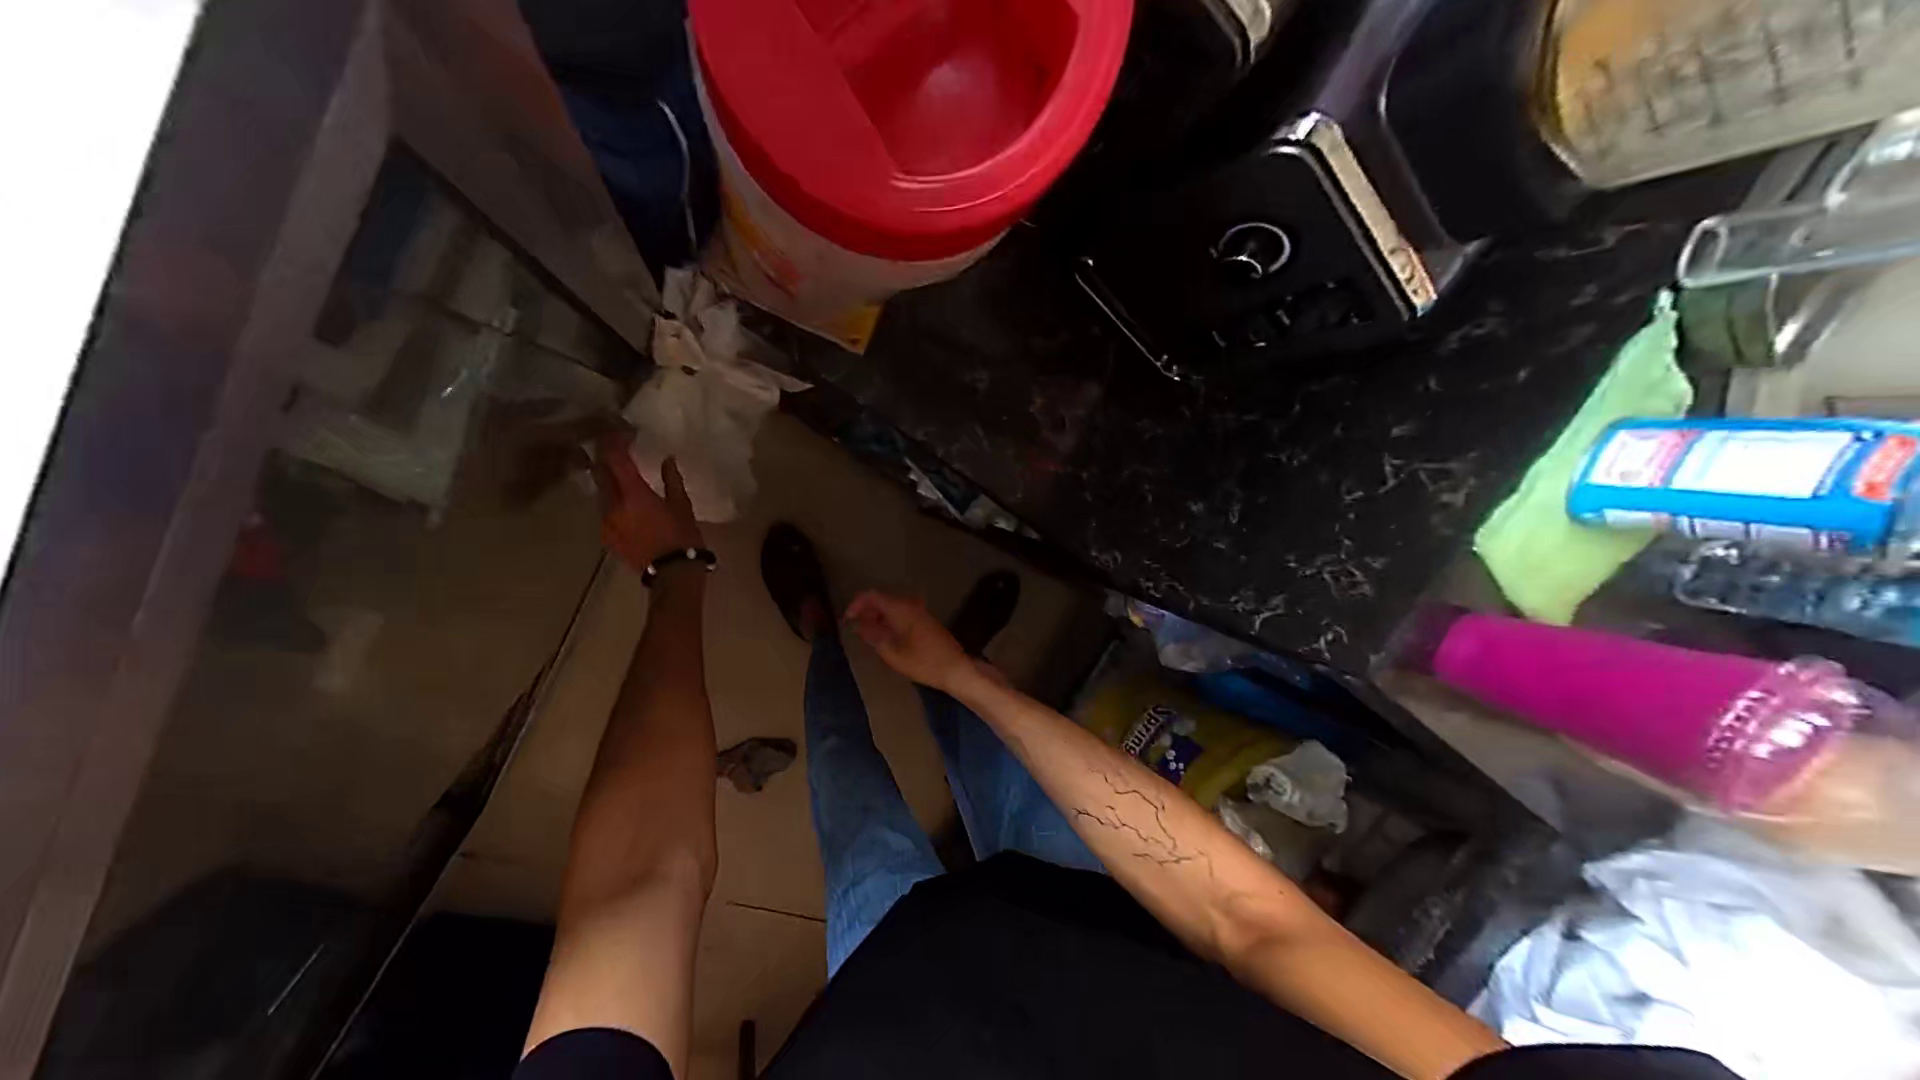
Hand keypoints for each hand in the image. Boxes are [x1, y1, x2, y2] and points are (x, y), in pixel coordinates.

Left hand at [591, 434, 702, 573]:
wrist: (671, 574)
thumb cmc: (682, 537)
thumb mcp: (682, 506)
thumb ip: (671, 480)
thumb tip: (667, 459)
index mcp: (633, 494)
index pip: (616, 459)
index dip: (616, 441)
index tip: (624, 432)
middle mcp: (612, 505)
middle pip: (600, 472)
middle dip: (606, 458)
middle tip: (618, 449)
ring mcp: (606, 521)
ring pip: (600, 491)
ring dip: (607, 480)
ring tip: (621, 475)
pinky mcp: (607, 536)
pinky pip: (604, 510)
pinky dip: (611, 500)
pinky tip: (624, 502)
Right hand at [844, 591, 978, 693]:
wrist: (955, 669)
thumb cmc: (923, 662)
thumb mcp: (891, 652)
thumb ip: (872, 635)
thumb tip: (857, 624)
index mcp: (900, 607)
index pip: (871, 596)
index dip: (855, 605)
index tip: (846, 620)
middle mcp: (910, 604)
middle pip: (881, 600)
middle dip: (865, 612)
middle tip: (853, 629)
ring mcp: (919, 611)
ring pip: (890, 607)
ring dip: (876, 618)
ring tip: (865, 635)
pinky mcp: (924, 620)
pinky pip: (900, 614)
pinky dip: (888, 621)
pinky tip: (883, 637)